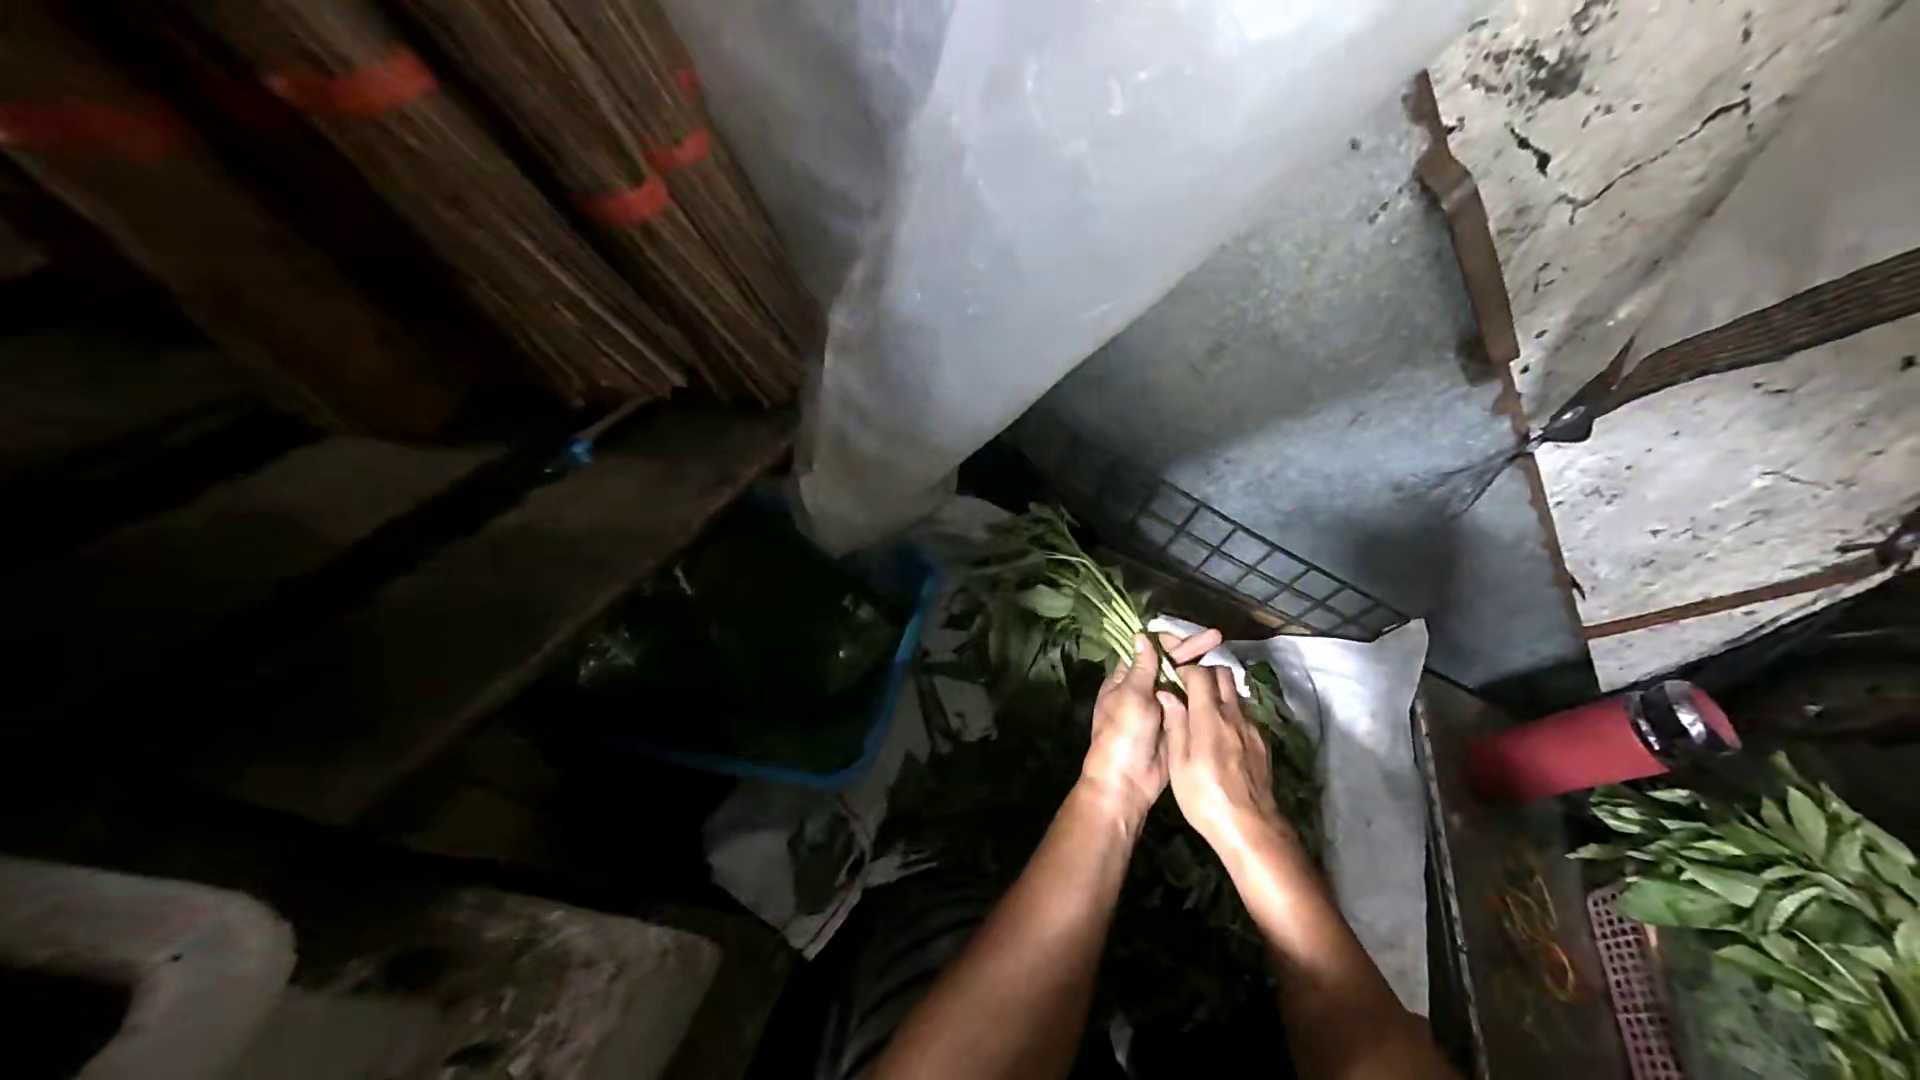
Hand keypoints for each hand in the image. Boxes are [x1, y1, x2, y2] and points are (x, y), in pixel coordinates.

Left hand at [1078, 629, 1222, 825]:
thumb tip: (1140, 635)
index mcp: (1126, 679)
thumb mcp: (1132, 696)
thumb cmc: (1123, 734)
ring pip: (1182, 682)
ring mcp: (1160, 707)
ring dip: (1200, 670)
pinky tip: (1222, 685)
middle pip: (1169, 664)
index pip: (1149, 651)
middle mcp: (1143, 689)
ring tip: (1224, 658)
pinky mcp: (1175, 724)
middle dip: (1191, 650)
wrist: (1127, 782)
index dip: (1168, 642)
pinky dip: (1204, 694)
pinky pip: (1190, 704)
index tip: (1187, 638)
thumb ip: (1142, 667)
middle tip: (1218, 638)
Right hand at [1160, 661, 1288, 854]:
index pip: (1199, 674)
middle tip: (1188, 689)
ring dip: (1219, 693)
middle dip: (1205, 674)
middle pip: (1224, 674)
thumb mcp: (1178, 764)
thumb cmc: (1204, 798)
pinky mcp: (1262, 743)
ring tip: (1202, 713)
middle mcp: (1234, 716)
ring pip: (1236, 694)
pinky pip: (1245, 715)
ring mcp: (1252, 729)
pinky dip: (1231, 714)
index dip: (1184, 671)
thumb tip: (1166, 694)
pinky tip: (1221, 735)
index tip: (1171, 679)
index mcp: (1209, 718)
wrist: (1251, 829)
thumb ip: (1175, 724)